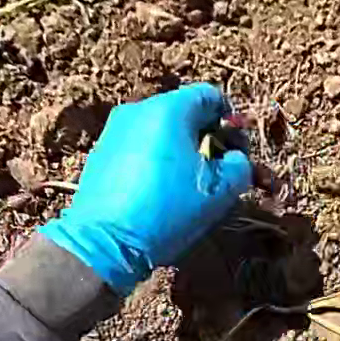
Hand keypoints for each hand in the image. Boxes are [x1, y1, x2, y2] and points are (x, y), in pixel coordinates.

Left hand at [40, 83, 253, 293]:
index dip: (232, 125)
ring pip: (160, 135)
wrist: (104, 242)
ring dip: (180, 156)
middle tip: (218, 175)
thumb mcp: (219, 192)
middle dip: (207, 142)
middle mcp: (138, 110)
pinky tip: (159, 197)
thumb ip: (239, 167)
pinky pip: (138, 152)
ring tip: (187, 190)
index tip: (238, 154)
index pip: (212, 97)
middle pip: (185, 116)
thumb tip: (234, 159)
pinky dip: (155, 166)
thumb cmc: (166, 211)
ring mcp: (114, 132)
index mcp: (170, 108)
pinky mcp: (99, 156)